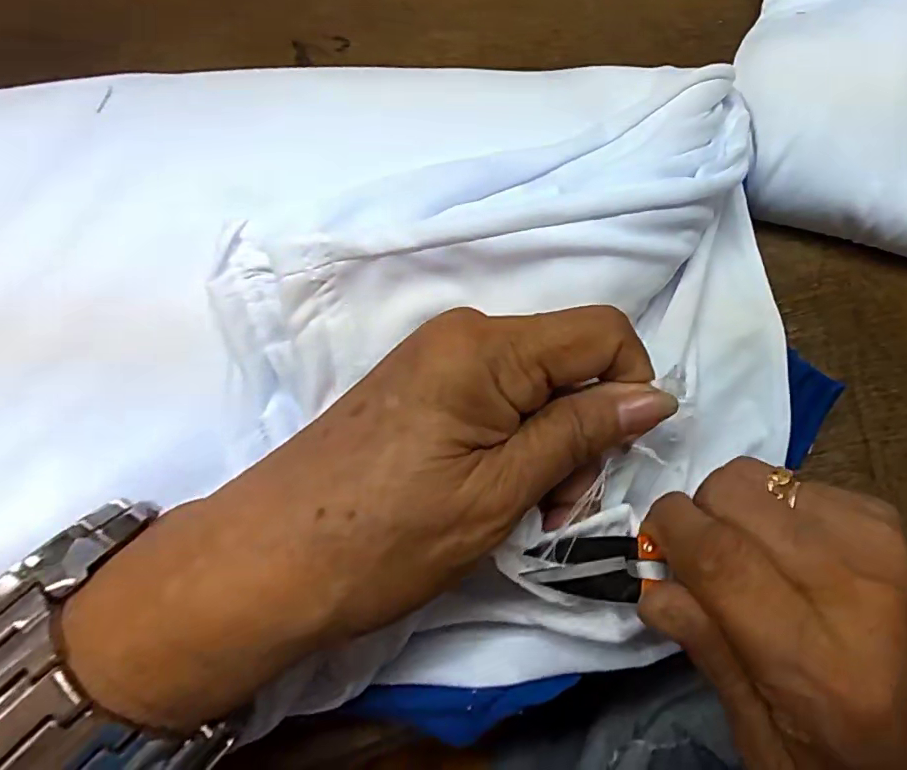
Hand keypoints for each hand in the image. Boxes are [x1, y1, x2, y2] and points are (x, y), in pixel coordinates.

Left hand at [60, 306, 677, 731]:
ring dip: (557, 440)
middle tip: (562, 503)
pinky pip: (506, 392)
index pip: (605, 331)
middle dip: (589, 425)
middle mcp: (468, 331)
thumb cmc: (380, 538)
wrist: (247, 575)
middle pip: (575, 357)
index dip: (630, 385)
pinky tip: (500, 487)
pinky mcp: (428, 381)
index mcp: (488, 346)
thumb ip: (583, 432)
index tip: (612, 456)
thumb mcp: (500, 491)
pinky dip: (523, 437)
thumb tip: (659, 397)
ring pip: (544, 379)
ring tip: (530, 507)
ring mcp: (443, 354)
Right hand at [638, 459, 906, 769]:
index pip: (724, 559)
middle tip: (697, 556)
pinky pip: (791, 478)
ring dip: (732, 506)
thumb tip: (649, 581)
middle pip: (738, 496)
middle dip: (698, 512)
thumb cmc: (845, 754)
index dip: (673, 532)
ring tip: (743, 552)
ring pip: (760, 475)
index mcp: (821, 663)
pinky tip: (784, 547)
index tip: (651, 540)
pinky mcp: (881, 510)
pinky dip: (769, 504)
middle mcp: (854, 582)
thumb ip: (708, 649)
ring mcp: (875, 536)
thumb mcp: (762, 739)